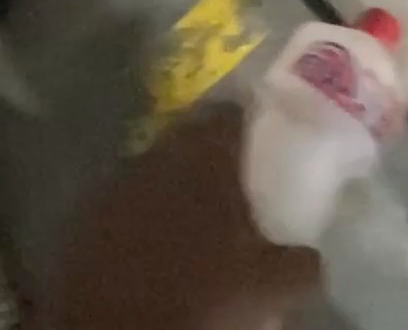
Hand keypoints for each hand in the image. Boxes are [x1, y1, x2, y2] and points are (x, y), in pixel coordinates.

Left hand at [42, 104, 323, 329]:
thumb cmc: (197, 295)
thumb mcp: (265, 286)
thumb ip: (300, 264)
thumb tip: (318, 259)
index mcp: (206, 155)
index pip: (232, 113)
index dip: (250, 120)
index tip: (265, 135)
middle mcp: (162, 154)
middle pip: (192, 134)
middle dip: (212, 151)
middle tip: (234, 177)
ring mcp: (120, 180)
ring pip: (157, 164)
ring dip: (176, 179)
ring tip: (194, 211)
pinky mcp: (90, 213)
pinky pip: (126, 197)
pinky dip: (143, 208)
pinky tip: (154, 237)